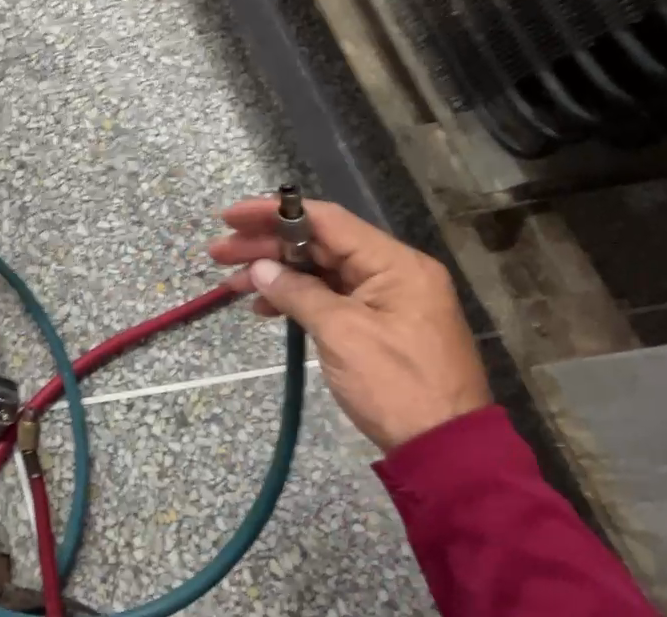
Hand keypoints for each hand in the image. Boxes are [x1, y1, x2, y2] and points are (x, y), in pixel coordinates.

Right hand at [209, 197, 491, 452]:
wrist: (447, 452)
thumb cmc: (396, 385)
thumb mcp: (341, 334)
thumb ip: (297, 292)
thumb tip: (259, 268)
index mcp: (395, 264)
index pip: (325, 220)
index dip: (273, 213)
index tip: (230, 218)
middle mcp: (393, 272)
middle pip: (317, 243)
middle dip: (265, 246)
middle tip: (219, 253)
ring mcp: (386, 299)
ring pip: (318, 270)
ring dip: (274, 273)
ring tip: (231, 283)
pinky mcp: (378, 324)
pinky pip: (328, 296)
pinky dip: (294, 297)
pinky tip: (264, 307)